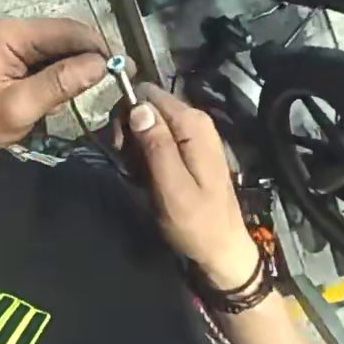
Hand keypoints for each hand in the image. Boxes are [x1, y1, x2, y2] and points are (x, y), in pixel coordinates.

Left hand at [0, 18, 109, 163]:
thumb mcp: (19, 106)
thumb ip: (59, 83)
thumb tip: (100, 65)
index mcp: (12, 34)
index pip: (67, 31)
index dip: (98, 46)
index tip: (125, 66)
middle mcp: (18, 29)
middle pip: (70, 35)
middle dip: (94, 55)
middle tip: (122, 75)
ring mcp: (21, 41)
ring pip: (67, 46)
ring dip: (83, 65)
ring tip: (101, 83)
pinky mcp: (25, 55)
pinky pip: (57, 57)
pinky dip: (70, 72)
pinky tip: (75, 88)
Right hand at [125, 84, 261, 289]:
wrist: (222, 249)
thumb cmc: (197, 223)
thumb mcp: (172, 187)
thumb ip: (156, 144)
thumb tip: (138, 106)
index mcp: (193, 123)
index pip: (147, 93)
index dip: (127, 115)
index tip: (122, 146)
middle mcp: (195, 119)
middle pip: (147, 105)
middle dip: (130, 131)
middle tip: (129, 165)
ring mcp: (193, 132)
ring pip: (149, 122)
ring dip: (136, 146)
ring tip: (139, 174)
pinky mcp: (189, 146)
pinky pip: (157, 137)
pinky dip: (146, 154)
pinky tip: (148, 176)